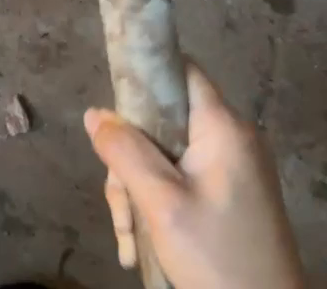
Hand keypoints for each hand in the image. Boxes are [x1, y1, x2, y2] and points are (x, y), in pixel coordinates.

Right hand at [84, 63, 305, 288]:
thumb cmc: (218, 257)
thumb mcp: (161, 204)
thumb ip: (125, 151)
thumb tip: (95, 114)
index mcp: (223, 127)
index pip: (179, 69)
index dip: (143, 74)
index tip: (111, 102)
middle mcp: (231, 138)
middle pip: (161, 119)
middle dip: (130, 156)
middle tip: (119, 198)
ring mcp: (232, 169)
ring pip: (163, 153)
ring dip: (136, 188)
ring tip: (129, 235)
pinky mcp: (228, 195)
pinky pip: (178, 178)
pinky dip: (155, 202)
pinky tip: (141, 241)